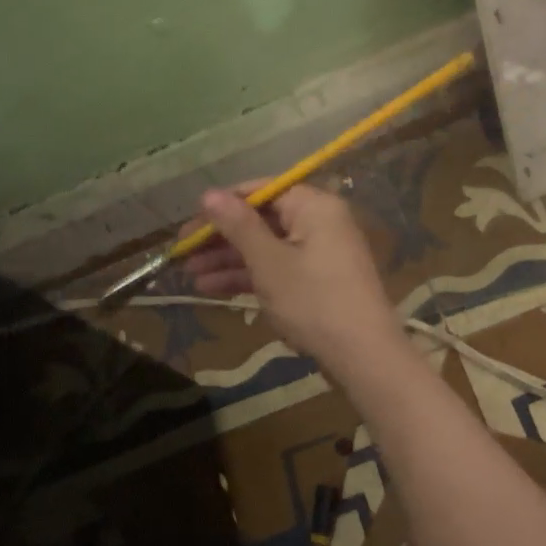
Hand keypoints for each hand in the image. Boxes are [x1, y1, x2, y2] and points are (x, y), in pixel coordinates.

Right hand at [183, 183, 405, 369]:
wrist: (363, 354)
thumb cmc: (313, 300)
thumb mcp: (269, 262)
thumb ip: (238, 226)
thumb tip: (208, 193)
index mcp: (314, 206)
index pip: (262, 191)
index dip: (223, 205)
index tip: (190, 223)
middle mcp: (320, 222)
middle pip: (263, 220)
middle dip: (222, 237)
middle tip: (182, 253)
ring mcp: (321, 253)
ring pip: (267, 247)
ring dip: (230, 260)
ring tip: (190, 276)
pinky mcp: (318, 282)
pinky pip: (279, 268)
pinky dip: (250, 276)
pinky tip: (213, 289)